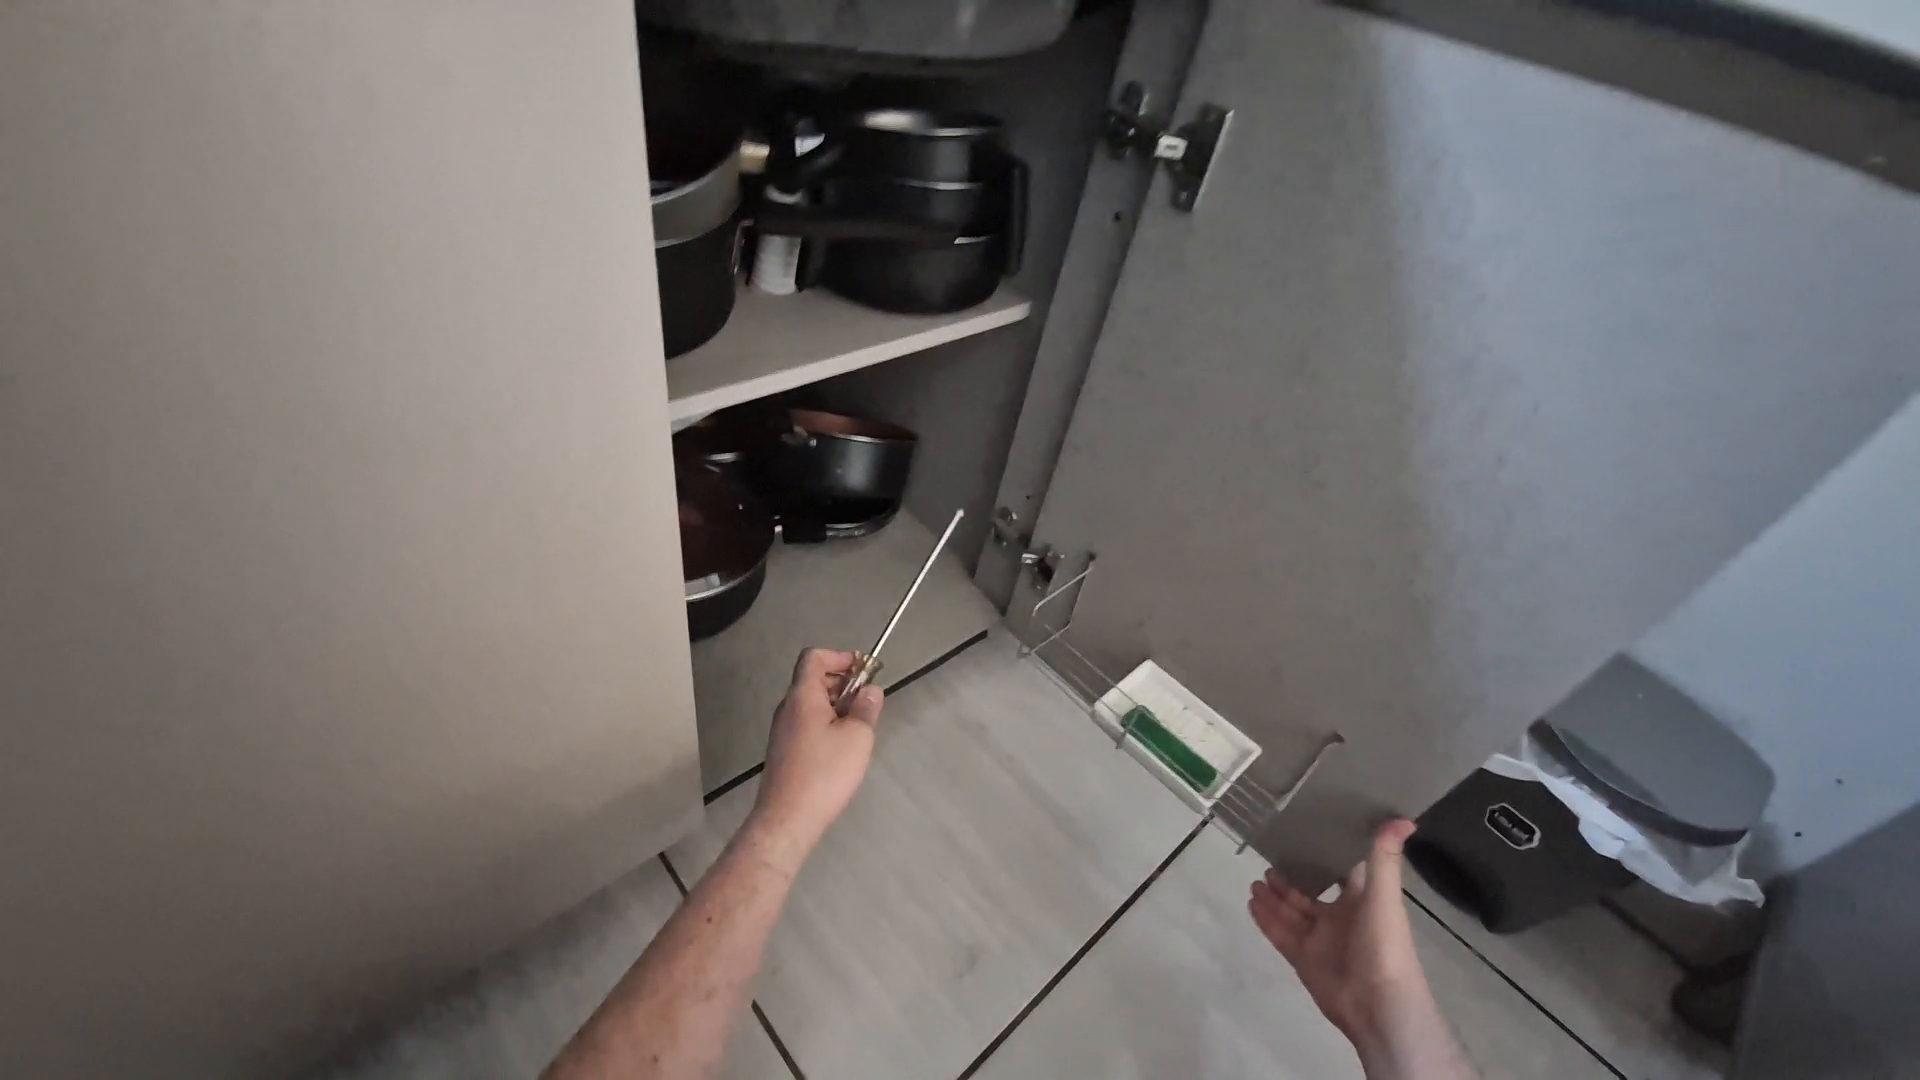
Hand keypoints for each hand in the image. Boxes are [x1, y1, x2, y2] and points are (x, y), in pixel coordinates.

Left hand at [745, 648, 884, 868]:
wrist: (787, 820)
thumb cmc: (824, 773)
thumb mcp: (857, 737)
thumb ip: (866, 708)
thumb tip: (870, 690)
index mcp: (802, 696)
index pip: (814, 657)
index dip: (840, 656)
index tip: (864, 670)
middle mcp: (788, 708)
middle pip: (813, 679)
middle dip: (844, 682)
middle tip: (868, 701)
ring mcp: (783, 731)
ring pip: (812, 704)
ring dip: (837, 705)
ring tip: (860, 726)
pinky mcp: (784, 751)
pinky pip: (807, 723)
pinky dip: (827, 723)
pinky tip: (843, 748)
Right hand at [1249, 819, 1424, 1043]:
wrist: (1378, 1006)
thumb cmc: (1384, 945)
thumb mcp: (1382, 896)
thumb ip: (1383, 858)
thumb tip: (1404, 818)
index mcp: (1360, 901)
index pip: (1338, 871)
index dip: (1322, 853)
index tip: (1303, 830)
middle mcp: (1339, 918)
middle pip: (1308, 892)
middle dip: (1288, 877)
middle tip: (1266, 857)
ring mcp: (1319, 939)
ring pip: (1291, 912)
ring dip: (1273, 896)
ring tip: (1254, 879)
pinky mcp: (1302, 958)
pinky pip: (1280, 933)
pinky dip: (1265, 919)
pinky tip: (1251, 903)